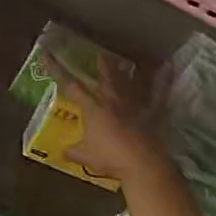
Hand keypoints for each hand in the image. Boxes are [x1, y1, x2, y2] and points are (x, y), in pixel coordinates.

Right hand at [47, 57, 170, 186]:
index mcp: (92, 107)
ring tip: (123, 60)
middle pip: (105, 76)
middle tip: (100, 55)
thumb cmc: (108, 158)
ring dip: (124, 69)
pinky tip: (169, 65)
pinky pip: (160, 90)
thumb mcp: (84, 156)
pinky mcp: (154, 109)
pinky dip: (164, 78)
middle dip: (100, 65)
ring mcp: (134, 102)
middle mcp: (112, 98)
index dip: (56, 69)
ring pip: (128, 79)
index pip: (70, 85)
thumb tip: (62, 151)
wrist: (140, 162)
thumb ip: (72, 151)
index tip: (46, 53)